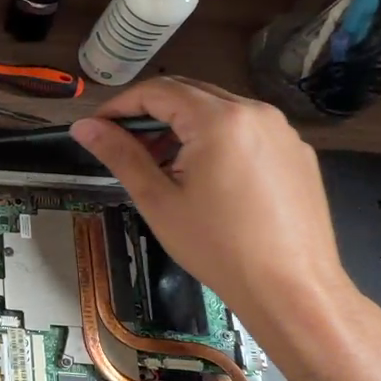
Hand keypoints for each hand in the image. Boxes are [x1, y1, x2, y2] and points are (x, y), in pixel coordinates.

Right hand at [68, 78, 359, 343]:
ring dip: (182, 124)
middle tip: (123, 145)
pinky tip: (204, 176)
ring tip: (161, 163)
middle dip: (150, 112)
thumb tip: (83, 127)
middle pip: (189, 92)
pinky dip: (215, 138)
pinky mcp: (296, 152)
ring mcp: (282, 131)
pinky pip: (246, 129)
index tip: (97, 128)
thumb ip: (119, 154)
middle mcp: (256, 113)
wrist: (292, 289)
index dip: (120, 106)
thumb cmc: (217, 246)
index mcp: (219, 120)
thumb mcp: (157, 199)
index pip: (157, 91)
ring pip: (218, 109)